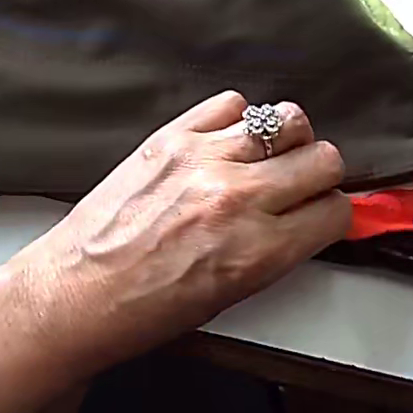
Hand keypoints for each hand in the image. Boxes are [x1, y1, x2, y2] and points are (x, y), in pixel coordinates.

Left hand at [0, 91, 350, 412]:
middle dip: (321, 174)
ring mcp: (205, 159)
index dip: (333, 214)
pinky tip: (226, 142)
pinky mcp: (172, 136)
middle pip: (325, 158)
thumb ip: (283, 248)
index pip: (336, 210)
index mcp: (261, 250)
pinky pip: (232, 103)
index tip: (321, 213)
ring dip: (289, 139)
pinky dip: (238, 120)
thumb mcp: (236, 293)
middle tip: (300, 184)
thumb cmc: (152, 309)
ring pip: (289, 120)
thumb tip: (314, 215)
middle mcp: (241, 198)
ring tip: (268, 156)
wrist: (77, 294)